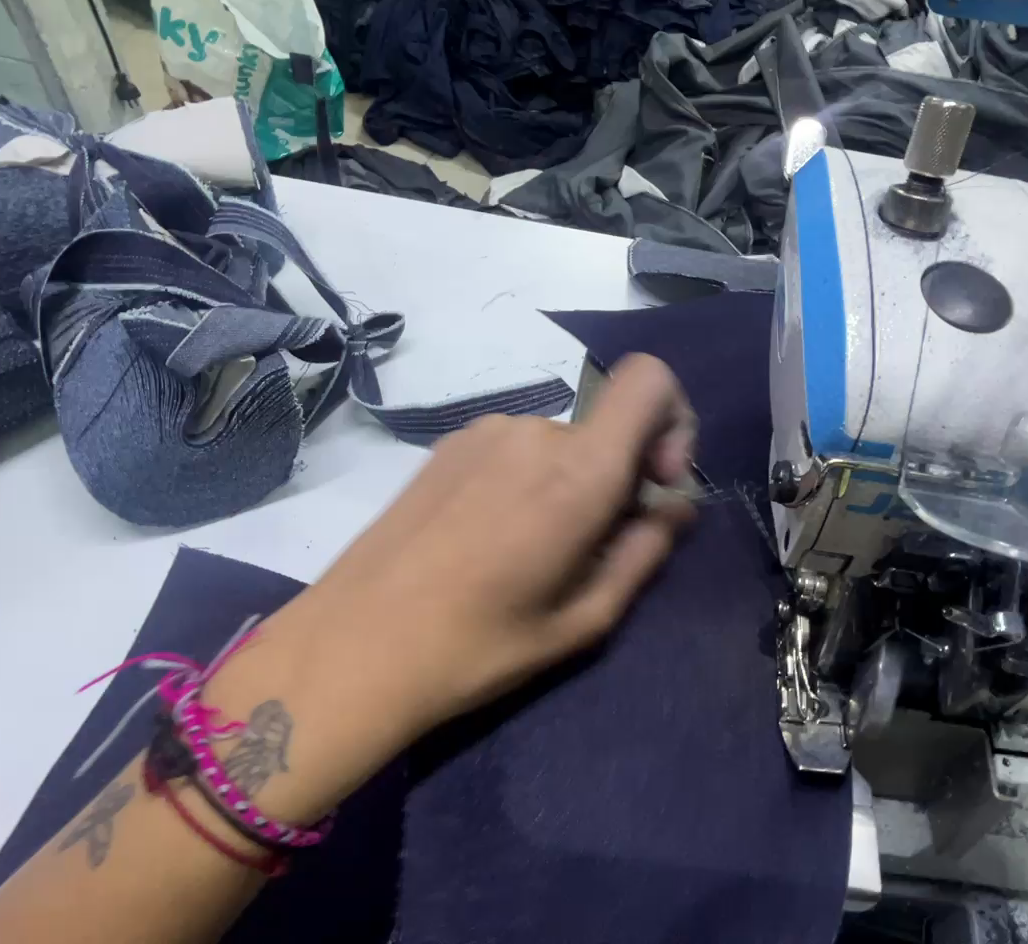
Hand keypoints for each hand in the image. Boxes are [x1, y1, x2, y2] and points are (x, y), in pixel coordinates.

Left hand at [218, 354, 697, 819]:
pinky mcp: (448, 444)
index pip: (650, 380)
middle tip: (585, 552)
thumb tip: (676, 506)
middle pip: (606, 429)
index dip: (674, 419)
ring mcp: (484, 432)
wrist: (351, 647)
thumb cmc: (478, 648)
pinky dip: (528, 481)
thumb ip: (645, 551)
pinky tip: (489, 538)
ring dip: (568, 485)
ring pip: (562, 444)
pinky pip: (517, 449)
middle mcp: (534, 431)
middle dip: (616, 481)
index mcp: (577, 471)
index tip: (656, 484)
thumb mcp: (584, 621)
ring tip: (528, 554)